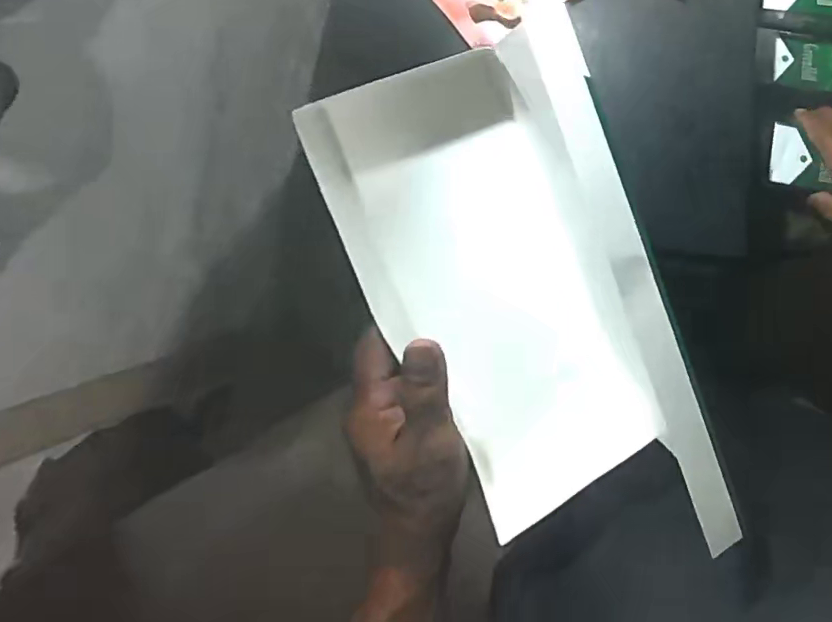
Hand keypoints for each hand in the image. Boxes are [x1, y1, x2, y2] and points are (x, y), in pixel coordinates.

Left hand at [348, 329, 469, 573]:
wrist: (421, 538)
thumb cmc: (423, 490)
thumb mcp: (430, 440)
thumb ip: (426, 392)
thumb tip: (422, 341)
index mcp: (368, 405)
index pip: (372, 347)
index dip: (395, 319)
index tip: (426, 293)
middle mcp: (372, 406)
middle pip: (389, 355)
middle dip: (417, 333)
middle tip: (455, 305)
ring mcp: (387, 417)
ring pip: (405, 371)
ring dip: (428, 355)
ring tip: (463, 328)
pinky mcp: (404, 425)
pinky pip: (416, 388)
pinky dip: (434, 375)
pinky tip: (461, 365)